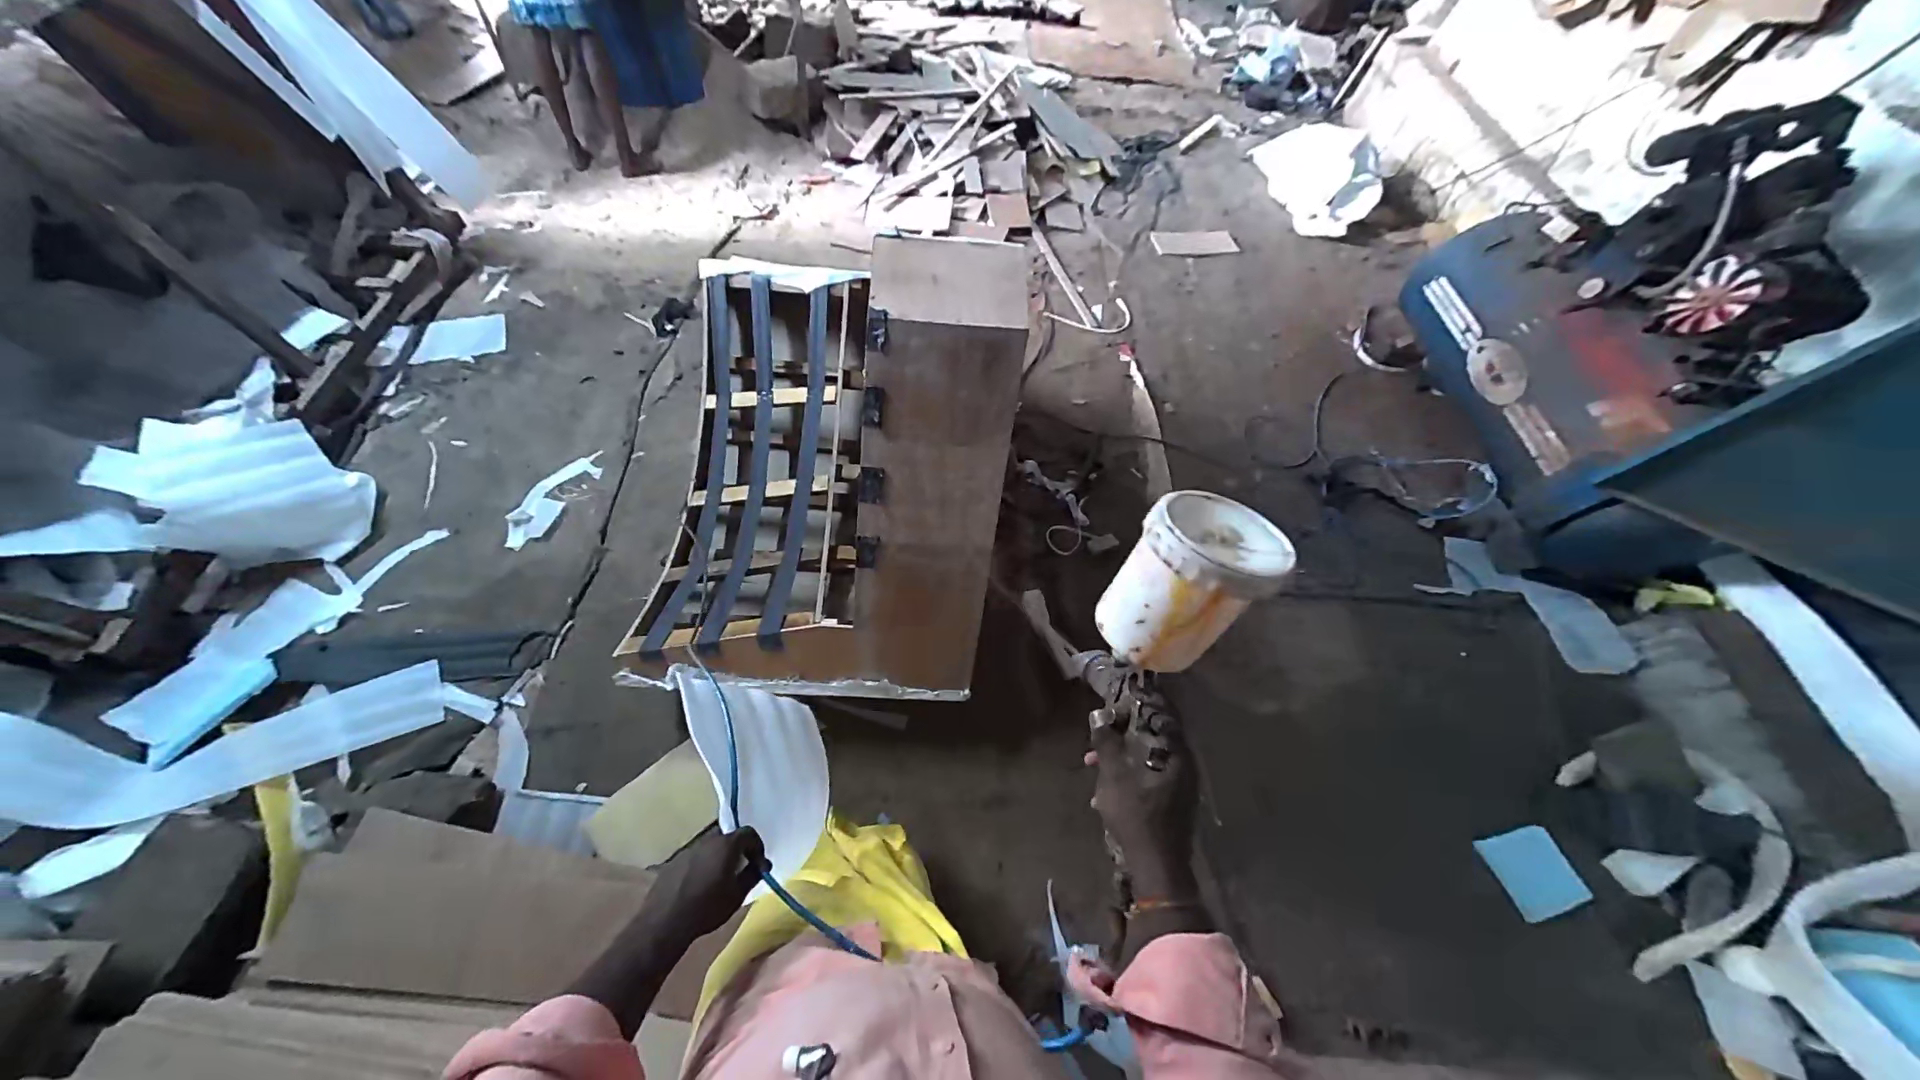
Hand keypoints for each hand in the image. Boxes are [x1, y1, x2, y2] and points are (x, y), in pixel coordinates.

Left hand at [641, 825, 763, 944]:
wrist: (664, 923)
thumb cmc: (707, 908)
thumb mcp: (737, 895)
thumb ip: (752, 875)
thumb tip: (761, 865)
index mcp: (726, 844)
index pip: (748, 833)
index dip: (757, 847)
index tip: (759, 865)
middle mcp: (706, 840)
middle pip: (727, 836)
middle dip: (737, 850)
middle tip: (739, 869)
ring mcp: (687, 850)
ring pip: (709, 846)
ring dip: (718, 857)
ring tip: (718, 878)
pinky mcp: (672, 862)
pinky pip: (694, 857)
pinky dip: (701, 865)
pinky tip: (698, 885)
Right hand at [1085, 707, 1197, 901]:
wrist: (1158, 867)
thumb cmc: (1136, 815)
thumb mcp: (1114, 776)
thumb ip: (1107, 742)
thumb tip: (1099, 714)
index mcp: (1176, 752)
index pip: (1158, 715)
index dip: (1133, 709)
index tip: (1111, 710)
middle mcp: (1186, 764)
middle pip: (1152, 737)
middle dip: (1121, 738)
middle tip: (1097, 744)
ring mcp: (1184, 784)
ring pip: (1149, 758)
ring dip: (1123, 759)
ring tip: (1096, 768)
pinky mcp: (1177, 801)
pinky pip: (1152, 776)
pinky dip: (1132, 775)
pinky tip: (1111, 788)